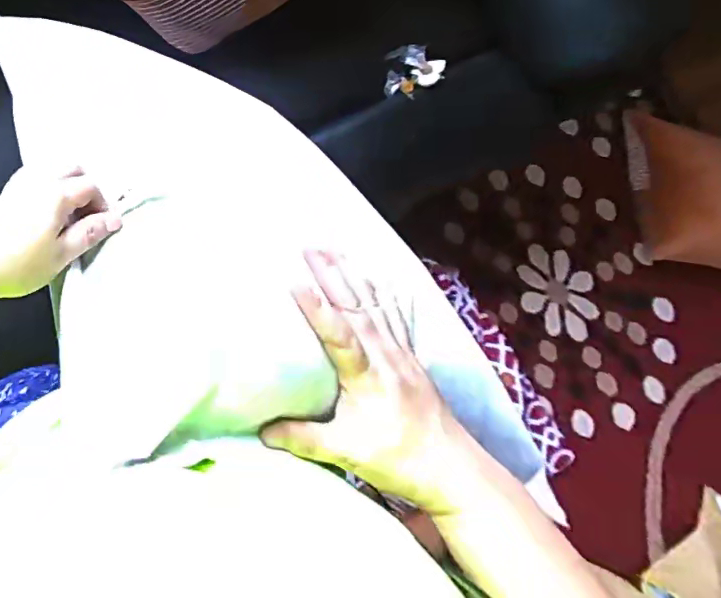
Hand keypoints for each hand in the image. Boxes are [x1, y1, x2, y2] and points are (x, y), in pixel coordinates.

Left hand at [0, 166, 122, 303]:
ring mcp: (21, 182)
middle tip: (88, 218)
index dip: (103, 205)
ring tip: (68, 218)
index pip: (92, 187)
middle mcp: (40, 179)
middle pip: (75, 169)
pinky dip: (50, 186)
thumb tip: (112, 220)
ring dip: (69, 186)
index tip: (103, 227)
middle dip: (87, 189)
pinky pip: (38, 177)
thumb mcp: (60, 255)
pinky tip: (46, 213)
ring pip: (55, 170)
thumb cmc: (15, 264)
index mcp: (56, 193)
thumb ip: (89, 234)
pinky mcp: (8, 191)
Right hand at [259, 249, 481, 515]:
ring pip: (373, 304)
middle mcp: (385, 357)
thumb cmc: (401, 461)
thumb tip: (263, 432)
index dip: (318, 309)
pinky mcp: (411, 357)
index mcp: (367, 377)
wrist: (457, 472)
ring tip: (333, 249)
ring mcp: (401, 354)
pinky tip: (378, 275)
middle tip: (308, 248)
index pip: (340, 336)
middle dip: (331, 275)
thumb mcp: (348, 454)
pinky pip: (395, 315)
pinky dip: (384, 292)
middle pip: (355, 308)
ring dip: (352, 274)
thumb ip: (304, 439)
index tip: (296, 282)